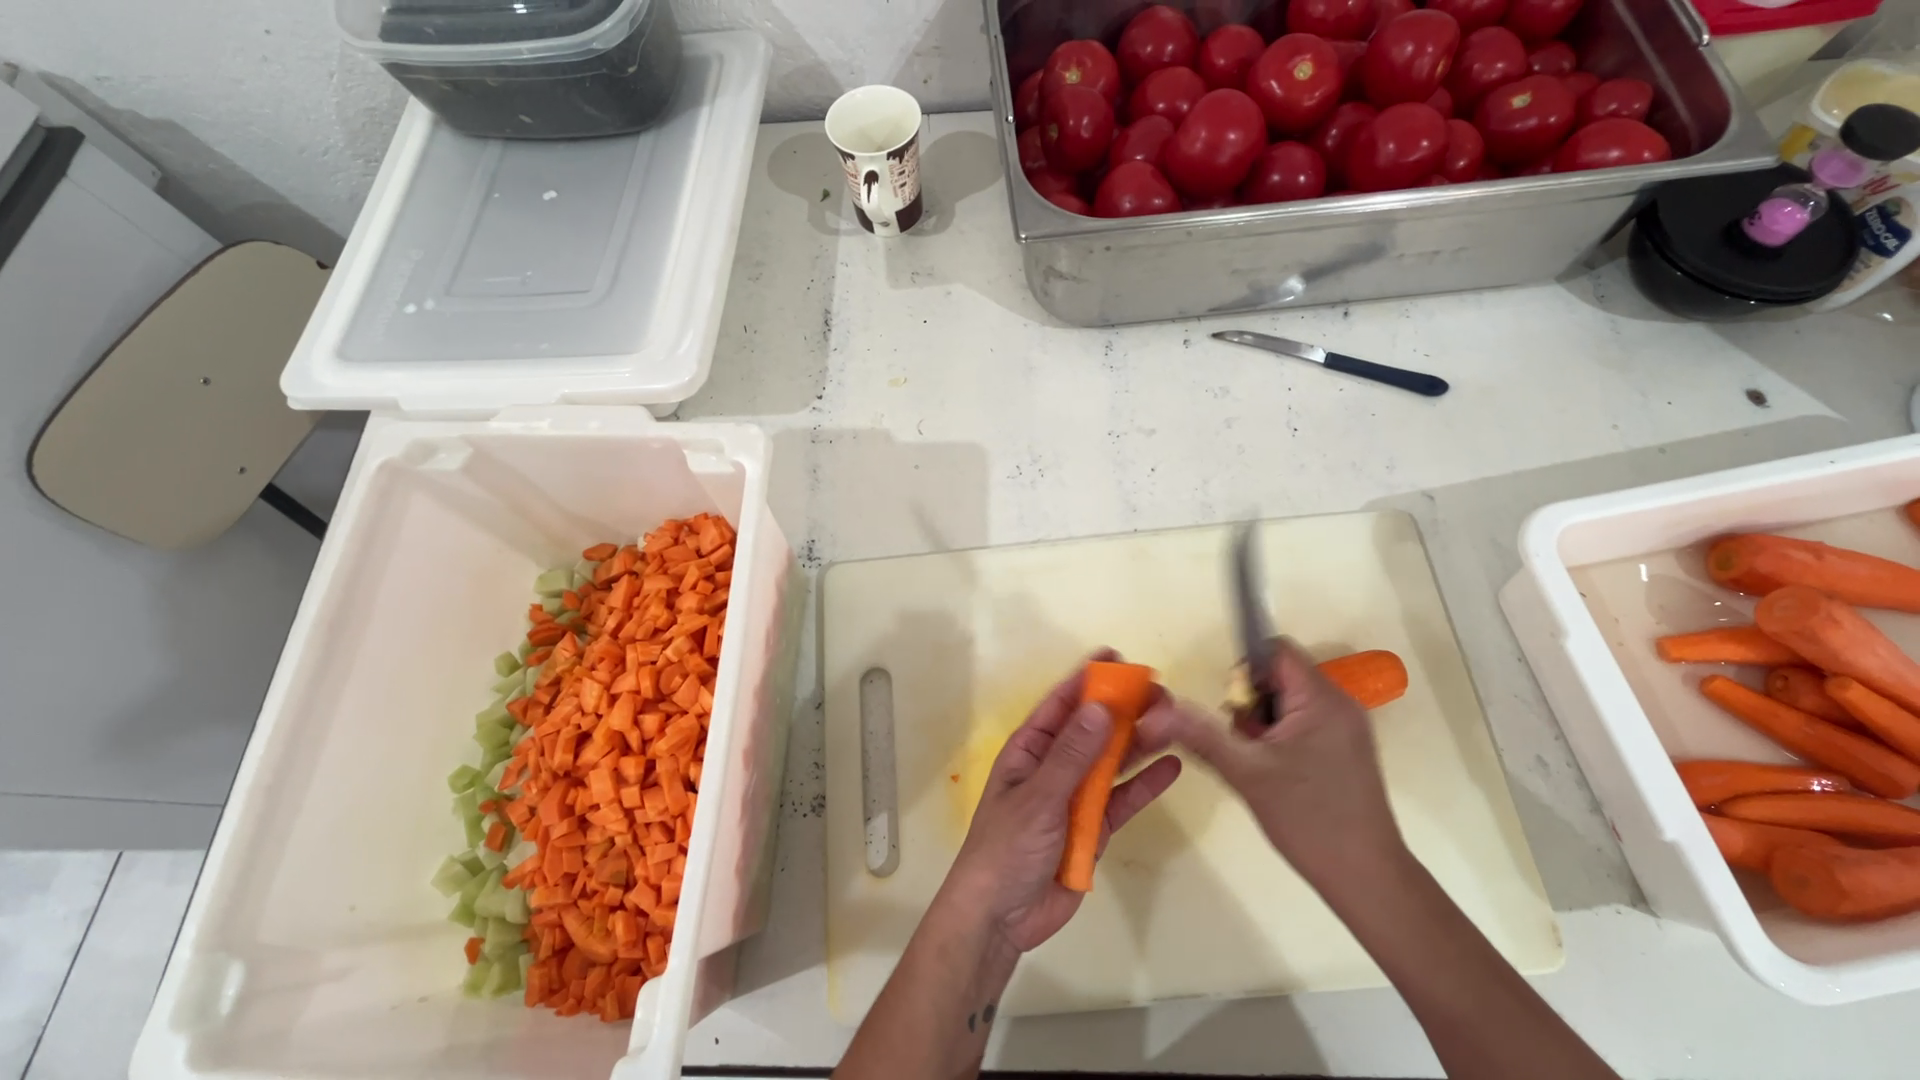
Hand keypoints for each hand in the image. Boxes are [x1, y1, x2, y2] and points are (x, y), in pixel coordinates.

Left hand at [942, 650, 1182, 952]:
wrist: (1001, 917)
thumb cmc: (1006, 849)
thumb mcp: (1038, 798)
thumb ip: (1072, 756)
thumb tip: (1101, 707)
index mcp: (1029, 752)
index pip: (1059, 706)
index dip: (1085, 680)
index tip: (1115, 657)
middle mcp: (1053, 767)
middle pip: (1092, 731)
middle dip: (1122, 709)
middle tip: (1161, 691)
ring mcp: (1075, 798)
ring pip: (1112, 762)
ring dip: (1138, 742)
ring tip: (1173, 721)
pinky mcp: (1093, 828)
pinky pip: (1122, 799)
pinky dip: (1144, 785)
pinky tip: (1171, 767)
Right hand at [1150, 638, 1403, 887]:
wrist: (1365, 876)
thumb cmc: (1307, 818)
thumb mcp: (1245, 773)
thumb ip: (1200, 734)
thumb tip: (1157, 710)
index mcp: (1320, 699)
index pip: (1275, 650)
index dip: (1244, 670)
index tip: (1231, 709)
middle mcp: (1339, 704)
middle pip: (1281, 676)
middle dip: (1250, 703)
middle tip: (1244, 745)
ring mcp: (1348, 728)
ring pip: (1290, 702)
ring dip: (1264, 724)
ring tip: (1259, 765)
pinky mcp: (1348, 750)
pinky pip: (1304, 724)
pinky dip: (1281, 739)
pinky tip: (1275, 775)